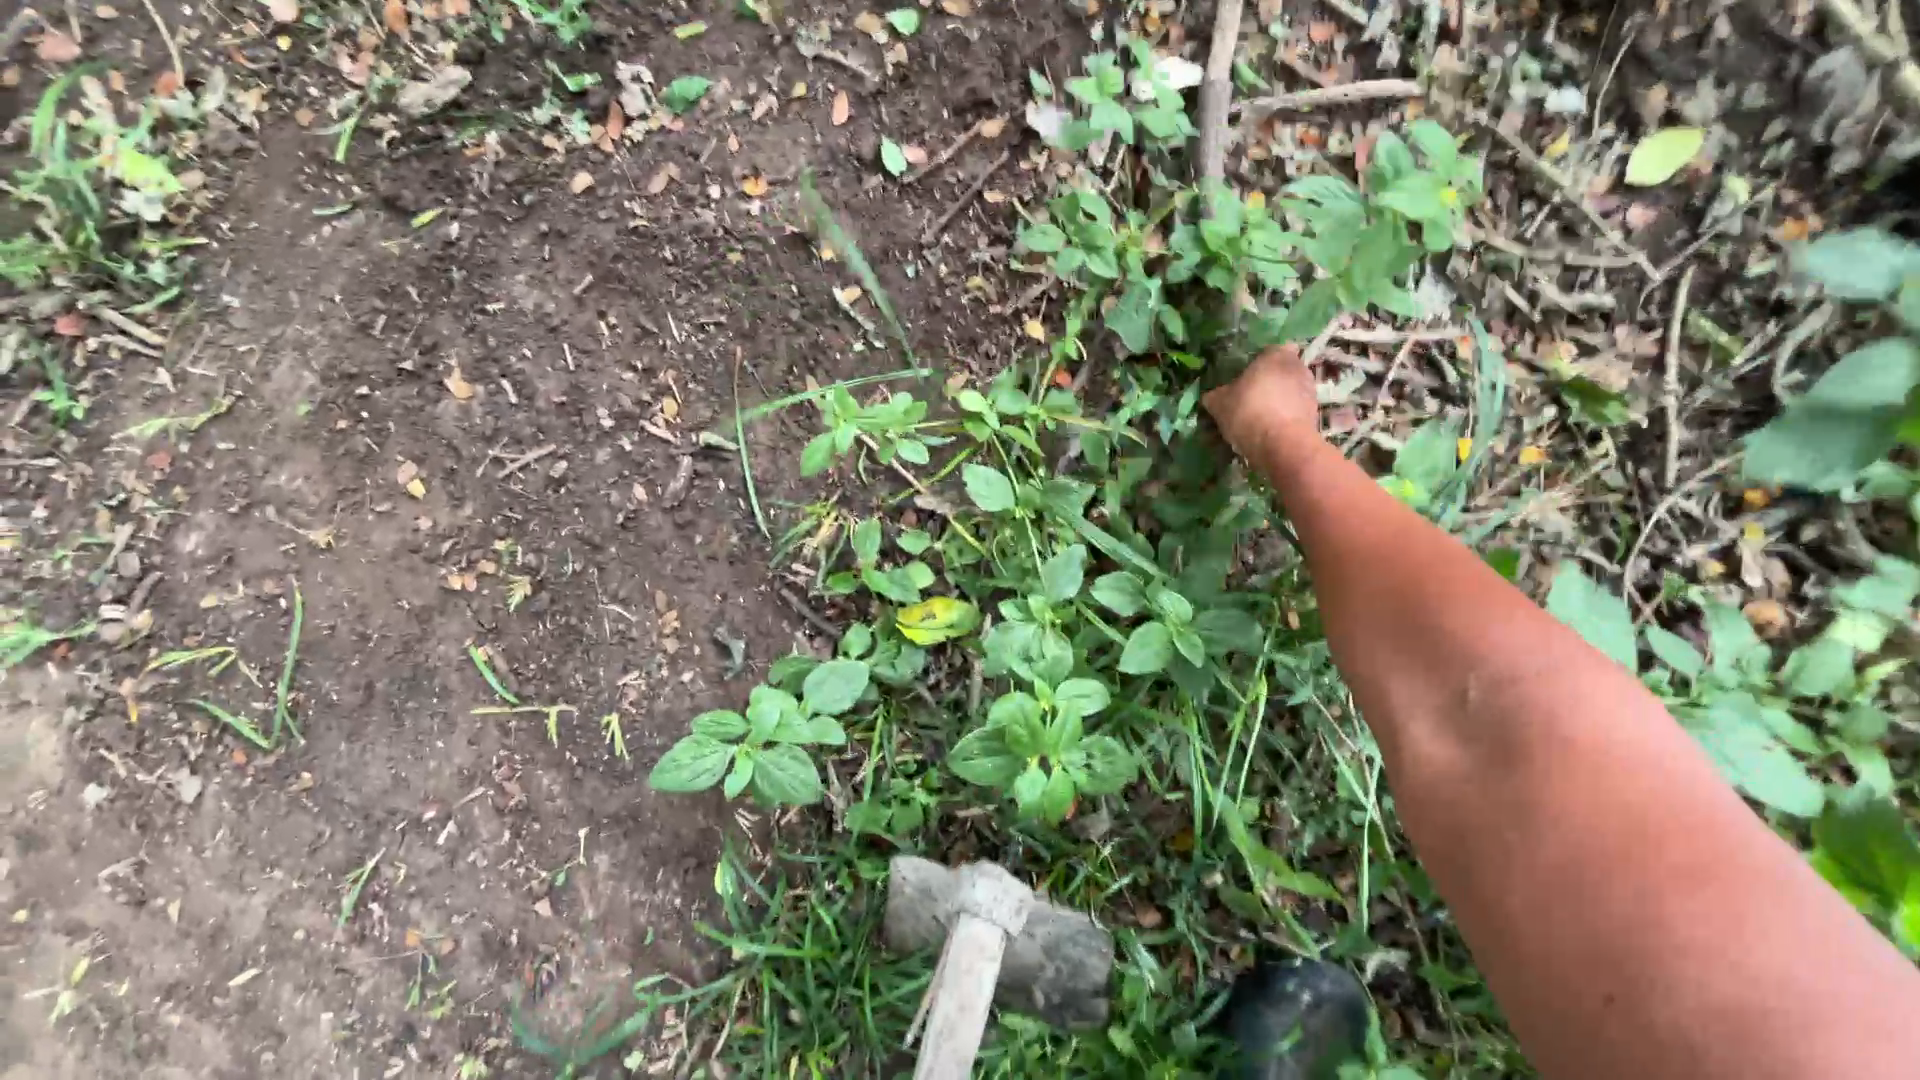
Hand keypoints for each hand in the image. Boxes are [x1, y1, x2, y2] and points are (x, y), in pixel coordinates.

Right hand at [1203, 345, 1319, 466]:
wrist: (1281, 444)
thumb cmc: (1248, 411)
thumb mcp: (1219, 403)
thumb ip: (1216, 396)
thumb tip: (1212, 396)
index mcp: (1276, 355)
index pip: (1272, 350)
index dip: (1261, 362)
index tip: (1248, 376)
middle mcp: (1298, 367)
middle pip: (1282, 371)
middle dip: (1270, 382)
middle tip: (1251, 398)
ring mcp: (1310, 391)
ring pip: (1291, 392)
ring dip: (1279, 401)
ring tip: (1260, 419)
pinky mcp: (1314, 414)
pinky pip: (1296, 411)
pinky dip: (1286, 418)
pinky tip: (1270, 432)